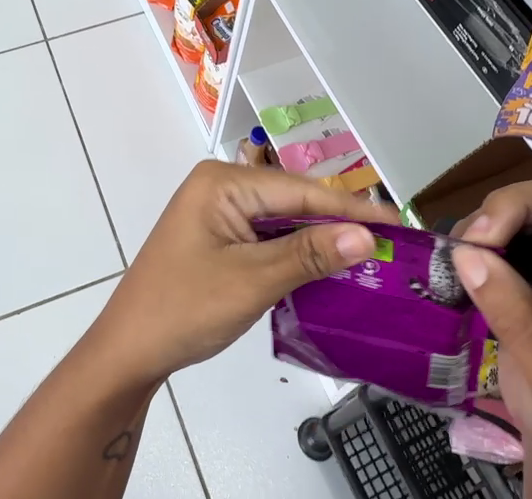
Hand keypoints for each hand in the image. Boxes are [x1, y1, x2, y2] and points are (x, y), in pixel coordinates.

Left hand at [88, 161, 394, 384]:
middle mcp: (221, 186)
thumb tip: (367, 236)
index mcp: (223, 183)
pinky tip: (328, 266)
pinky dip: (296, 252)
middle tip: (394, 243)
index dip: (351, 209)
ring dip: (320, 238)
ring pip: (283, 219)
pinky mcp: (219, 236)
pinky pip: (268, 236)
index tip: (401, 223)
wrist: (129, 349)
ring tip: (373, 255)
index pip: (300, 190)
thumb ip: (309, 254)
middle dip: (338, 222)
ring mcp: (218, 211)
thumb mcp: (252, 281)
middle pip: (293, 200)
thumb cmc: (185, 309)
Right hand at [451, 174, 531, 498]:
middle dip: (500, 211)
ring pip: (510, 221)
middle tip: (471, 241)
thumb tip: (468, 255)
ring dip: (478, 230)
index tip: (496, 228)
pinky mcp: (522, 286)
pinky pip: (491, 250)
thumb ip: (519, 320)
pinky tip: (453, 266)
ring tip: (455, 259)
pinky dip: (468, 250)